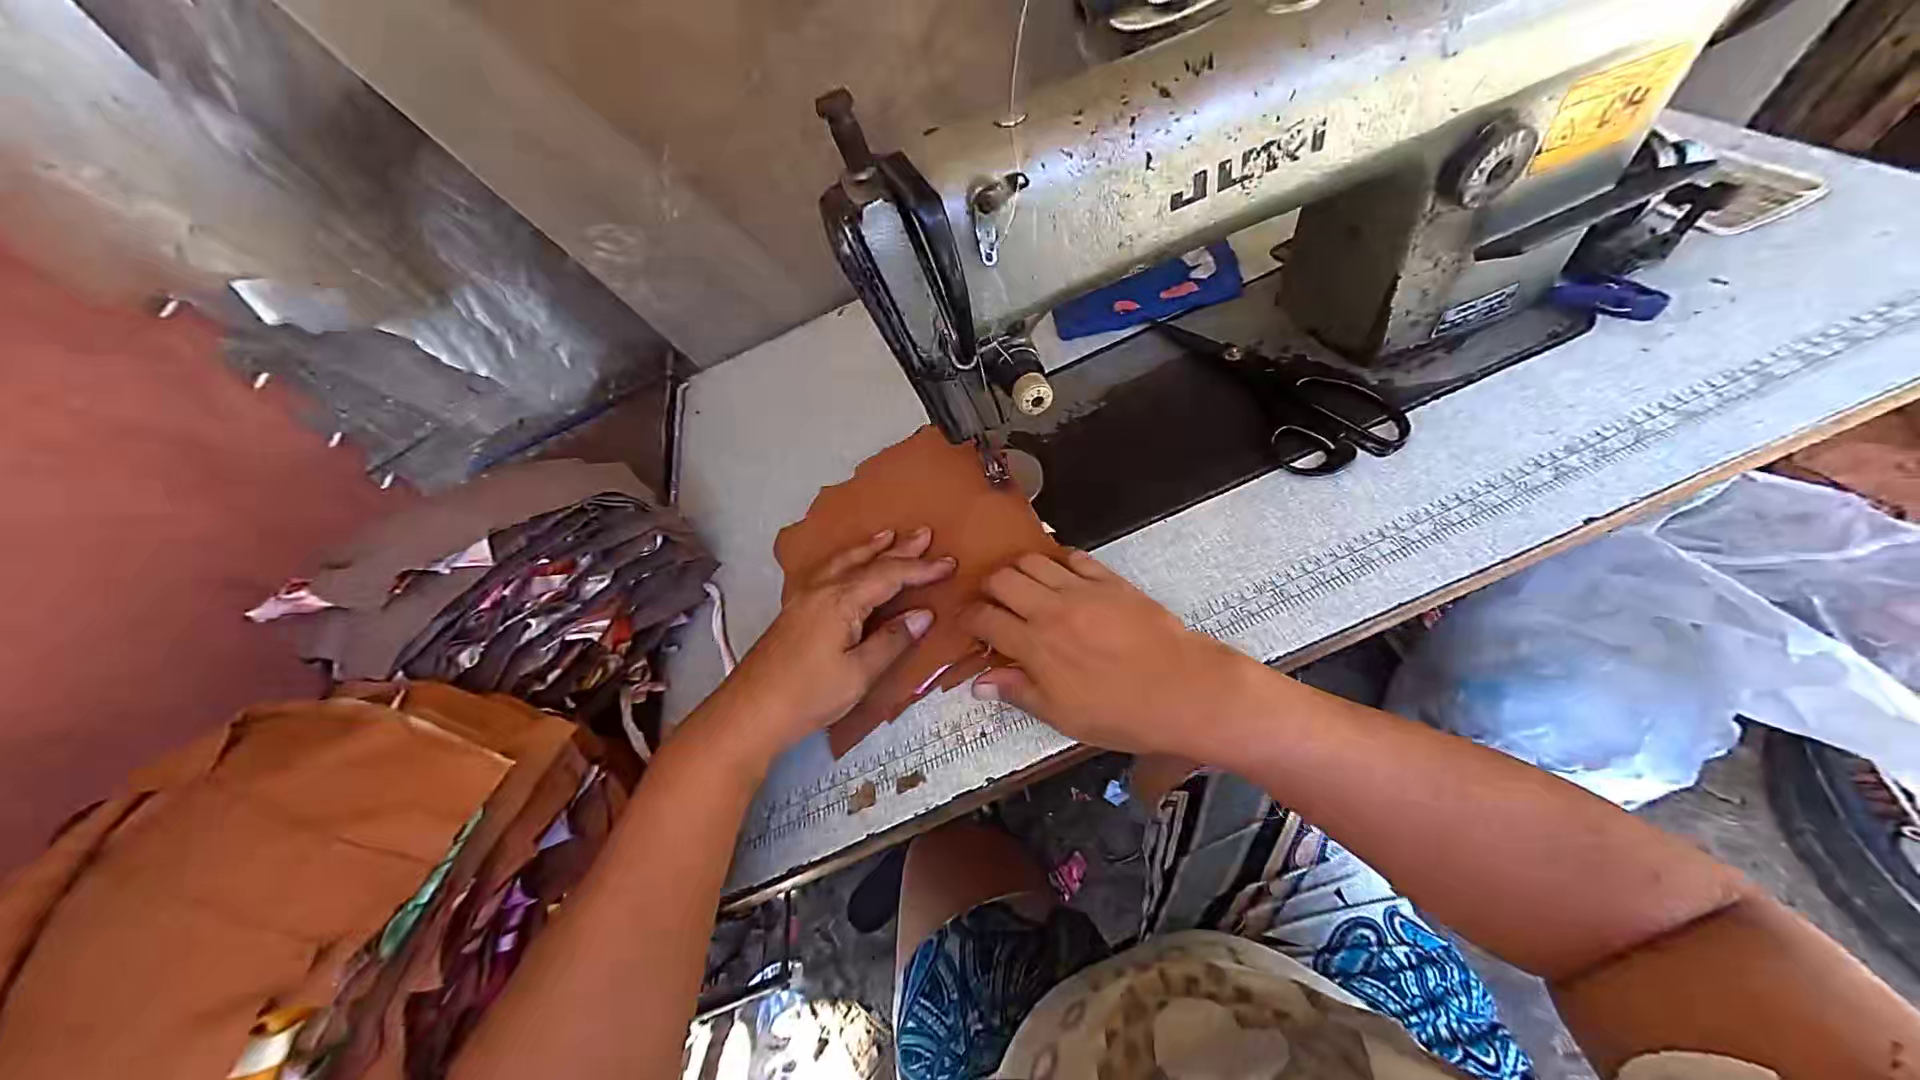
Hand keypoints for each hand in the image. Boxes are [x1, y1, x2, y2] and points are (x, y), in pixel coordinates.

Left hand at [691, 527, 954, 767]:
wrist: (749, 712)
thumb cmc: (808, 695)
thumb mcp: (859, 673)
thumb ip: (892, 640)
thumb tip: (923, 614)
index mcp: (841, 601)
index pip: (889, 576)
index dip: (921, 569)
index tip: (949, 563)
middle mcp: (822, 589)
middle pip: (867, 562)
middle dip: (899, 549)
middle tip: (925, 534)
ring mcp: (804, 597)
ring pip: (843, 562)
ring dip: (869, 549)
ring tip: (888, 536)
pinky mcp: (794, 610)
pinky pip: (827, 571)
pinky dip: (846, 560)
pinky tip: (846, 563)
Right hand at [961, 551, 1261, 756]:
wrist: (1187, 691)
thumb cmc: (1124, 713)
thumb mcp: (1064, 717)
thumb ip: (1019, 692)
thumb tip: (981, 682)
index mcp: (1036, 646)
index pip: (985, 619)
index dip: (969, 619)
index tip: (968, 623)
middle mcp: (1052, 609)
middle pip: (1002, 579)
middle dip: (988, 588)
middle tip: (992, 603)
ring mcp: (1083, 589)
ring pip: (1032, 561)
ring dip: (1017, 571)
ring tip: (1021, 587)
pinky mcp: (1111, 581)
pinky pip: (1074, 557)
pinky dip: (1057, 561)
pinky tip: (1058, 575)